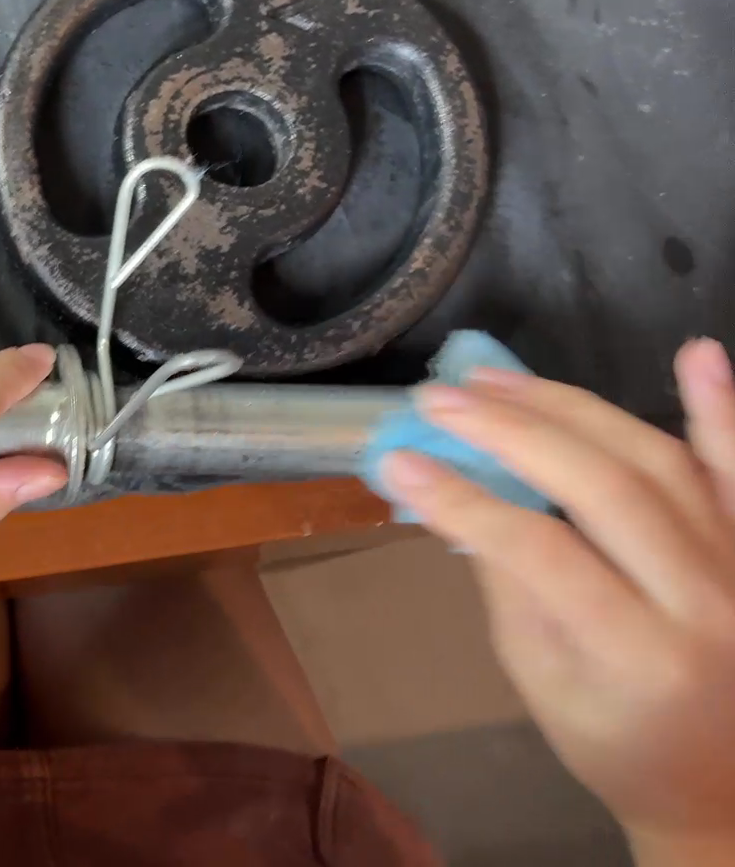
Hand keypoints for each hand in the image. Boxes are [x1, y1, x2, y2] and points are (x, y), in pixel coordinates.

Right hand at [380, 339, 734, 858]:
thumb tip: (448, 491)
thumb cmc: (614, 738)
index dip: (458, 498)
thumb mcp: (537, 673)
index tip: (392, 459)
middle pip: (606, 486)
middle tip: (433, 397)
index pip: (536, 547)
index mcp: (641, 650)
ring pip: (664, 461)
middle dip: (507, 430)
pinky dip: (724, 409)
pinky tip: (695, 354)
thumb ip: (506, 576)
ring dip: (570, 406)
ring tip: (491, 378)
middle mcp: (716, 602)